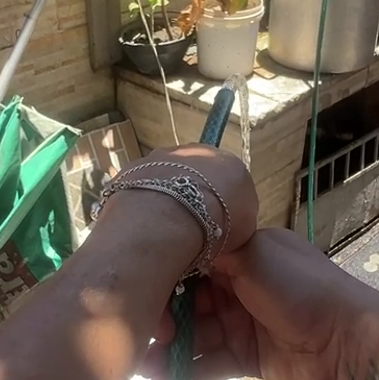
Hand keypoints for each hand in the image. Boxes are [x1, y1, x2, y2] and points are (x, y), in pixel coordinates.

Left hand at [94, 144, 259, 265]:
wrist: (166, 220)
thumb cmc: (213, 226)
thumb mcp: (244, 228)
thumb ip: (237, 215)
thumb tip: (228, 218)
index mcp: (230, 164)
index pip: (229, 180)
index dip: (221, 203)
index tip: (214, 223)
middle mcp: (197, 151)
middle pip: (197, 172)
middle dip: (192, 193)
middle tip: (188, 222)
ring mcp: (162, 156)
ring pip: (167, 174)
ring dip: (166, 193)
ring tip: (162, 223)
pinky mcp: (134, 166)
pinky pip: (142, 184)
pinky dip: (143, 198)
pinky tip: (142, 219)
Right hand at [140, 227, 378, 379]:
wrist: (349, 338)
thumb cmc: (300, 288)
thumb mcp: (253, 256)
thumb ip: (212, 252)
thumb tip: (173, 246)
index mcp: (240, 255)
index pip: (189, 265)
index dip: (164, 282)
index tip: (144, 299)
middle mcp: (237, 287)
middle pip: (187, 304)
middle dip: (161, 322)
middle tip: (141, 340)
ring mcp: (243, 324)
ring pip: (196, 337)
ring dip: (169, 352)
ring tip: (142, 369)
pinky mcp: (248, 357)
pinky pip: (211, 364)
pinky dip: (188, 374)